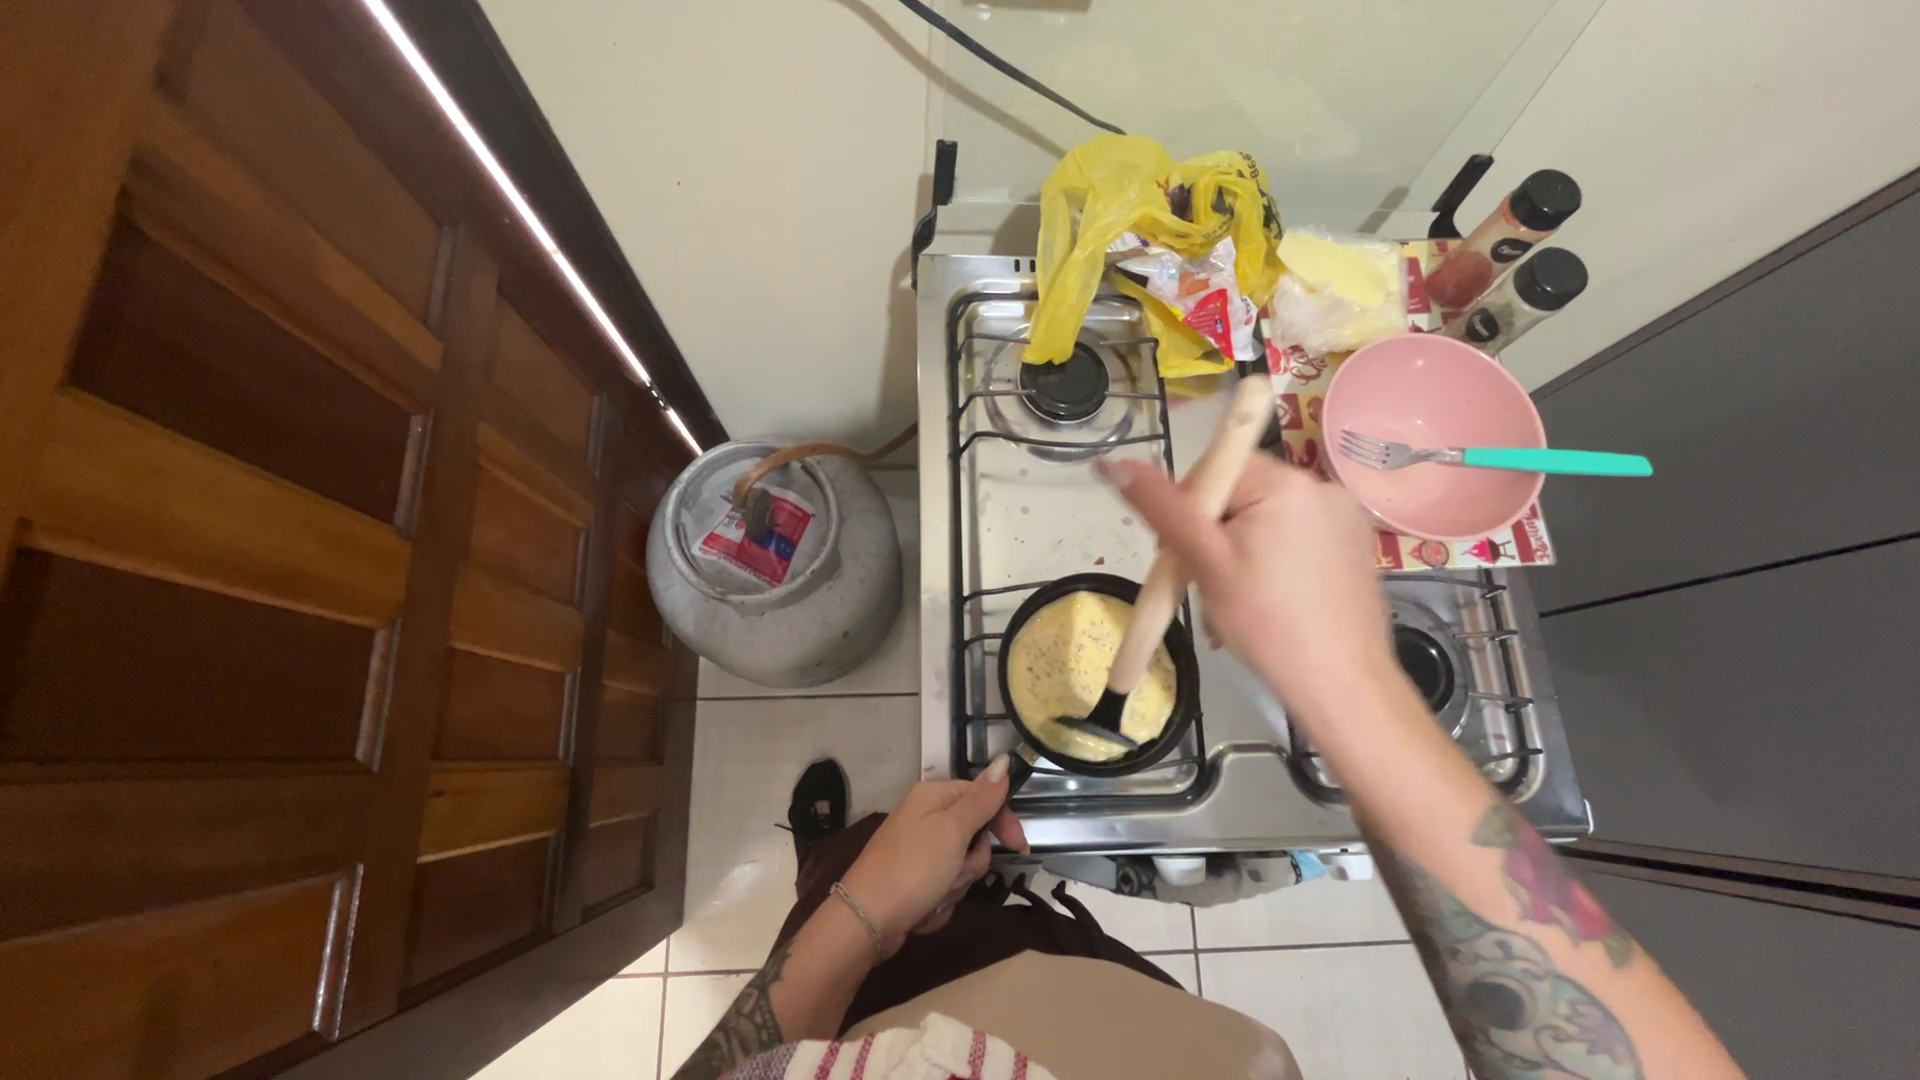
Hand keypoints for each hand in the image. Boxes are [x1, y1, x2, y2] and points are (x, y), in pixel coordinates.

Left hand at [837, 756, 1028, 954]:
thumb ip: (982, 798)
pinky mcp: (916, 879)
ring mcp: (920, 851)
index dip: (1002, 822)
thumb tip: (1005, 759)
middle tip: (954, 872)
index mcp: (933, 797)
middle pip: (974, 836)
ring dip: (955, 884)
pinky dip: (940, 900)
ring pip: (962, 866)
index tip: (1018, 848)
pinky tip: (923, 907)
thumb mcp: (953, 830)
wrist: (867, 920)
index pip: (983, 797)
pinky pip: (946, 886)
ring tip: (935, 892)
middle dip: (971, 862)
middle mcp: (925, 817)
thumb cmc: (913, 868)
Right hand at [1101, 454, 1395, 720]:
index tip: (1181, 553)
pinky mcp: (1352, 548)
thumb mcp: (1203, 561)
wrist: (1342, 685)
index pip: (1214, 469)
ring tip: (1228, 606)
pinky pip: (1292, 541)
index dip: (1187, 509)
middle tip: (1201, 585)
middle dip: (1210, 538)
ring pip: (1262, 522)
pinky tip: (1260, 604)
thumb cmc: (1268, 623)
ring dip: (1235, 556)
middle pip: (1238, 496)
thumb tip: (1114, 464)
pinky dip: (1267, 565)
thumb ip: (1159, 507)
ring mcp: (1343, 519)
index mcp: (1286, 482)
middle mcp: (1321, 488)